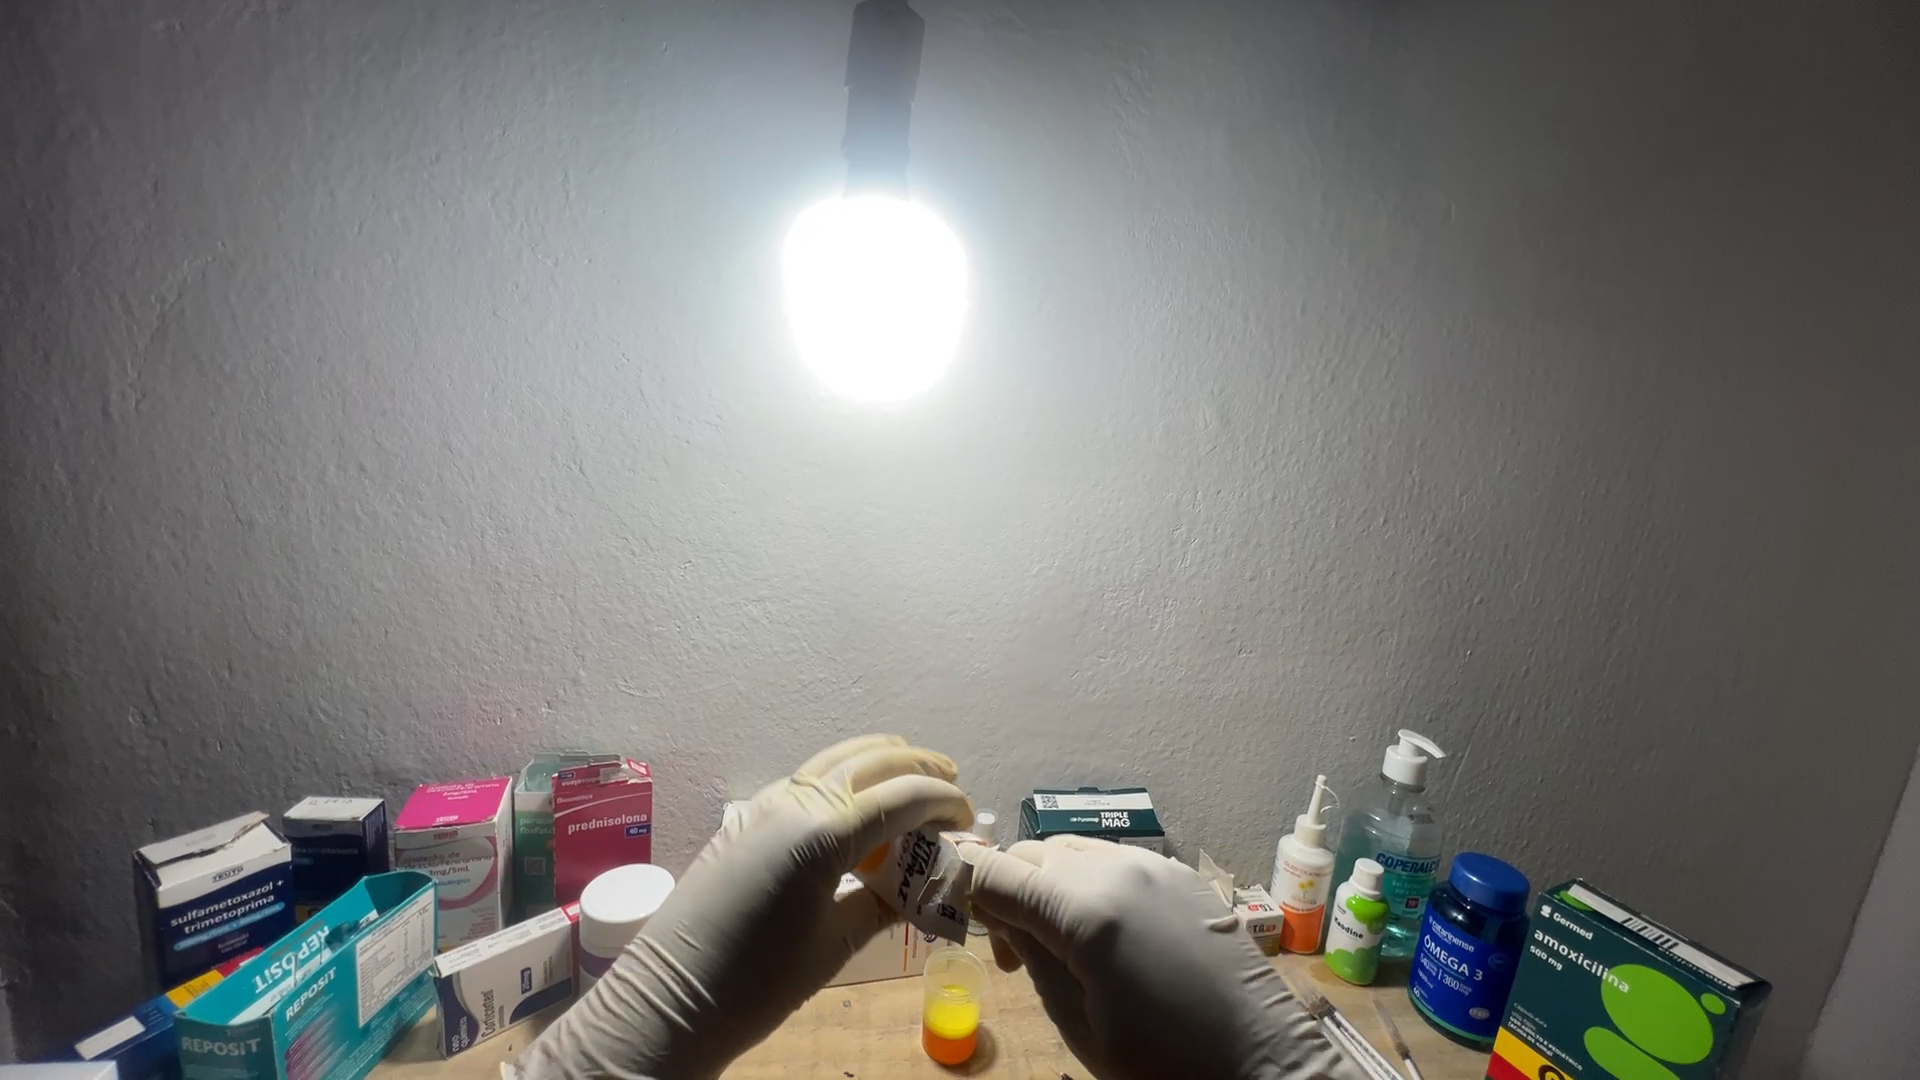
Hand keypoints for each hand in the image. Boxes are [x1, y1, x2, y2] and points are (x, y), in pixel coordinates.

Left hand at [520, 735, 972, 1079]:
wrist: (668, 1001)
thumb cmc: (758, 984)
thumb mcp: (835, 944)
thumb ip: (888, 901)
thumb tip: (932, 882)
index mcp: (825, 832)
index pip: (903, 797)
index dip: (944, 801)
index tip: (968, 817)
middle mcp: (799, 798)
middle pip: (875, 760)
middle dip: (920, 766)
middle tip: (951, 781)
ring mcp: (770, 799)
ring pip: (840, 756)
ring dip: (882, 759)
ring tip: (912, 772)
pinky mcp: (752, 812)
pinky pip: (812, 775)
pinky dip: (848, 774)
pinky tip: (859, 798)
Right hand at [966, 836, 1366, 1079]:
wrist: (1264, 1063)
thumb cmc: (1164, 1063)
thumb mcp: (1080, 1024)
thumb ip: (1033, 954)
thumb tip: (1000, 913)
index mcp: (1084, 912)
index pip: (997, 871)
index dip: (970, 890)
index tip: (972, 925)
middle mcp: (1113, 869)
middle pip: (1030, 853)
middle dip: (1010, 890)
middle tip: (1021, 951)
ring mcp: (1150, 862)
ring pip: (1069, 849)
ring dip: (1049, 881)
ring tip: (1066, 937)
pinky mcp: (1176, 869)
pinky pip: (1110, 857)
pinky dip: (1088, 879)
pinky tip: (1108, 927)